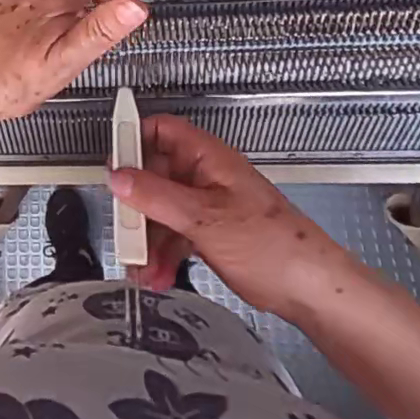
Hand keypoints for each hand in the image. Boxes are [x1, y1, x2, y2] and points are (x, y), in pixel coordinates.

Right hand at [110, 115, 353, 317]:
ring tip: (142, 267)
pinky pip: (172, 237)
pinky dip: (161, 257)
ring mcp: (205, 206)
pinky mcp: (208, 233)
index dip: (133, 140)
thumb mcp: (205, 217)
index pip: (161, 130)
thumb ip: (156, 196)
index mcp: (207, 158)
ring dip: (146, 241)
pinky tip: (157, 277)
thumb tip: (119, 176)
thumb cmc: (275, 244)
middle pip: (153, 177)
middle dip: (135, 208)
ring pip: (159, 213)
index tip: (112, 164)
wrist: (308, 288)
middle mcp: (204, 177)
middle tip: (125, 231)